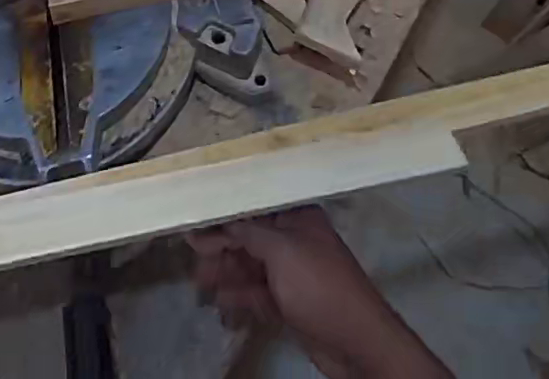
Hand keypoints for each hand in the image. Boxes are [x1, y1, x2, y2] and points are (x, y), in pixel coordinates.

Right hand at [187, 206, 449, 378]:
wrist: (355, 340)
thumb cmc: (318, 284)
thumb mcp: (281, 251)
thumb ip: (248, 233)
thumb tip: (219, 221)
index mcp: (298, 217)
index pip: (256, 209)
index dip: (226, 216)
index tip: (196, 224)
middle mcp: (295, 240)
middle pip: (251, 238)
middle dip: (223, 247)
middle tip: (193, 258)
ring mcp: (293, 273)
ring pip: (252, 267)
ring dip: (227, 273)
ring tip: (200, 282)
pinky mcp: (290, 302)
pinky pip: (259, 293)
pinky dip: (241, 296)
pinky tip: (221, 302)